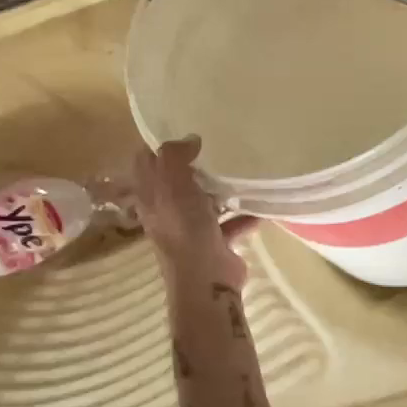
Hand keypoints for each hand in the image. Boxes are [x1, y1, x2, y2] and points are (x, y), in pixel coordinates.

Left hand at [131, 136, 242, 285]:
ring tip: (242, 170)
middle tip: (218, 144)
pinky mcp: (215, 242)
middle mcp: (167, 212)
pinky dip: (244, 215)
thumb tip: (189, 138)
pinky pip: (231, 222)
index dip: (158, 144)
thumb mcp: (174, 186)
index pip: (145, 163)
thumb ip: (175, 157)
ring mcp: (191, 228)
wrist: (206, 279)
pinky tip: (260, 205)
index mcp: (151, 197)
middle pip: (176, 181)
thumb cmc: (186, 230)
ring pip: (204, 201)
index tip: (183, 127)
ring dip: (221, 189)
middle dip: (194, 164)